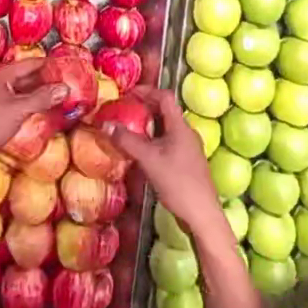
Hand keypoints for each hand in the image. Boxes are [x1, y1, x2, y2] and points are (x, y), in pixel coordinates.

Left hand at [0, 57, 66, 172]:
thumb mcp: (18, 109)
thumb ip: (42, 98)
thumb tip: (65, 87)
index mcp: (3, 75)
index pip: (31, 63)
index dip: (50, 63)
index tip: (68, 66)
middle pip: (27, 76)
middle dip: (47, 79)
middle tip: (69, 83)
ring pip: (22, 91)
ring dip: (39, 94)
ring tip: (61, 97)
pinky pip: (17, 104)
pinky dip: (30, 105)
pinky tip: (42, 112)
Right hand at [103, 89, 226, 239]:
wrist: (202, 216)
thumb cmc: (178, 183)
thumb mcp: (148, 159)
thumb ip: (127, 140)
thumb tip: (105, 124)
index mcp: (180, 127)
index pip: (165, 97)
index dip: (147, 91)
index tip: (128, 94)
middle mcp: (187, 134)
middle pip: (165, 112)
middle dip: (144, 109)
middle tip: (124, 111)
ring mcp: (188, 150)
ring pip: (166, 129)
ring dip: (148, 127)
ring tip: (128, 130)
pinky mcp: (187, 164)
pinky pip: (167, 143)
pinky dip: (153, 141)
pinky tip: (141, 153)